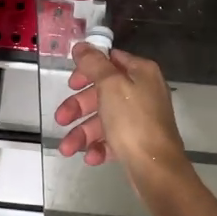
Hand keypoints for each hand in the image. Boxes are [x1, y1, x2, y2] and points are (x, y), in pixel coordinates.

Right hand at [55, 43, 184, 173]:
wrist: (156, 169)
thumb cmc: (133, 121)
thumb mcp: (110, 86)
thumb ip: (94, 64)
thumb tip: (82, 46)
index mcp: (141, 72)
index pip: (111, 60)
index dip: (88, 69)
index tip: (71, 82)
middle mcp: (144, 91)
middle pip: (103, 92)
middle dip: (79, 107)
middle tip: (61, 118)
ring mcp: (141, 118)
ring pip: (105, 119)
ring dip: (82, 132)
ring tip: (67, 148)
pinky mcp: (138, 142)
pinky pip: (113, 139)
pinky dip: (99, 146)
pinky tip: (90, 157)